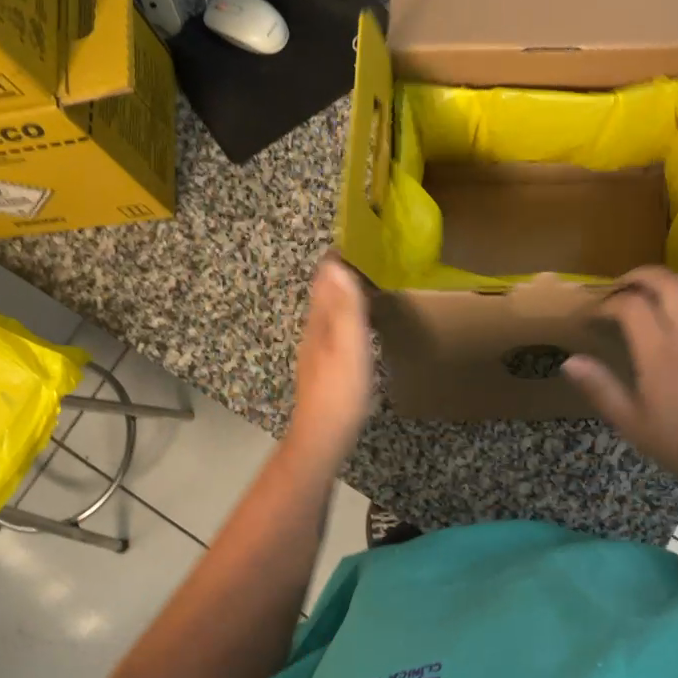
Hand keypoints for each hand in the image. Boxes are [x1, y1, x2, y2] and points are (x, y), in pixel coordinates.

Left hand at [288, 257, 373, 467]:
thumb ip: (344, 308)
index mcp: (319, 324)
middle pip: (324, 297)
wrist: (322, 438)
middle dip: (339, 276)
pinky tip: (356, 330)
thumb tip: (335, 266)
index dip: (336, 260)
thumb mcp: (347, 346)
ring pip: (327, 316)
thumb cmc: (339, 393)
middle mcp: (314, 334)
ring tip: (362, 287)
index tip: (354, 240)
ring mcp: (317, 354)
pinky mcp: (324, 371)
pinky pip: (334, 334)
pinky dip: (345, 321)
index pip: (324, 281)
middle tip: (363, 258)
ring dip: (341, 298)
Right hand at [563, 266, 677, 496]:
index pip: (632, 306)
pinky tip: (677, 317)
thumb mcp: (629, 422)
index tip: (592, 315)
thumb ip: (600, 388)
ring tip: (648, 294)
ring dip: (670, 283)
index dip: (608, 302)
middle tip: (619, 286)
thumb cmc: (676, 445)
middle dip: (641, 275)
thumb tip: (569, 361)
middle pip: (669, 284)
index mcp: (659, 355)